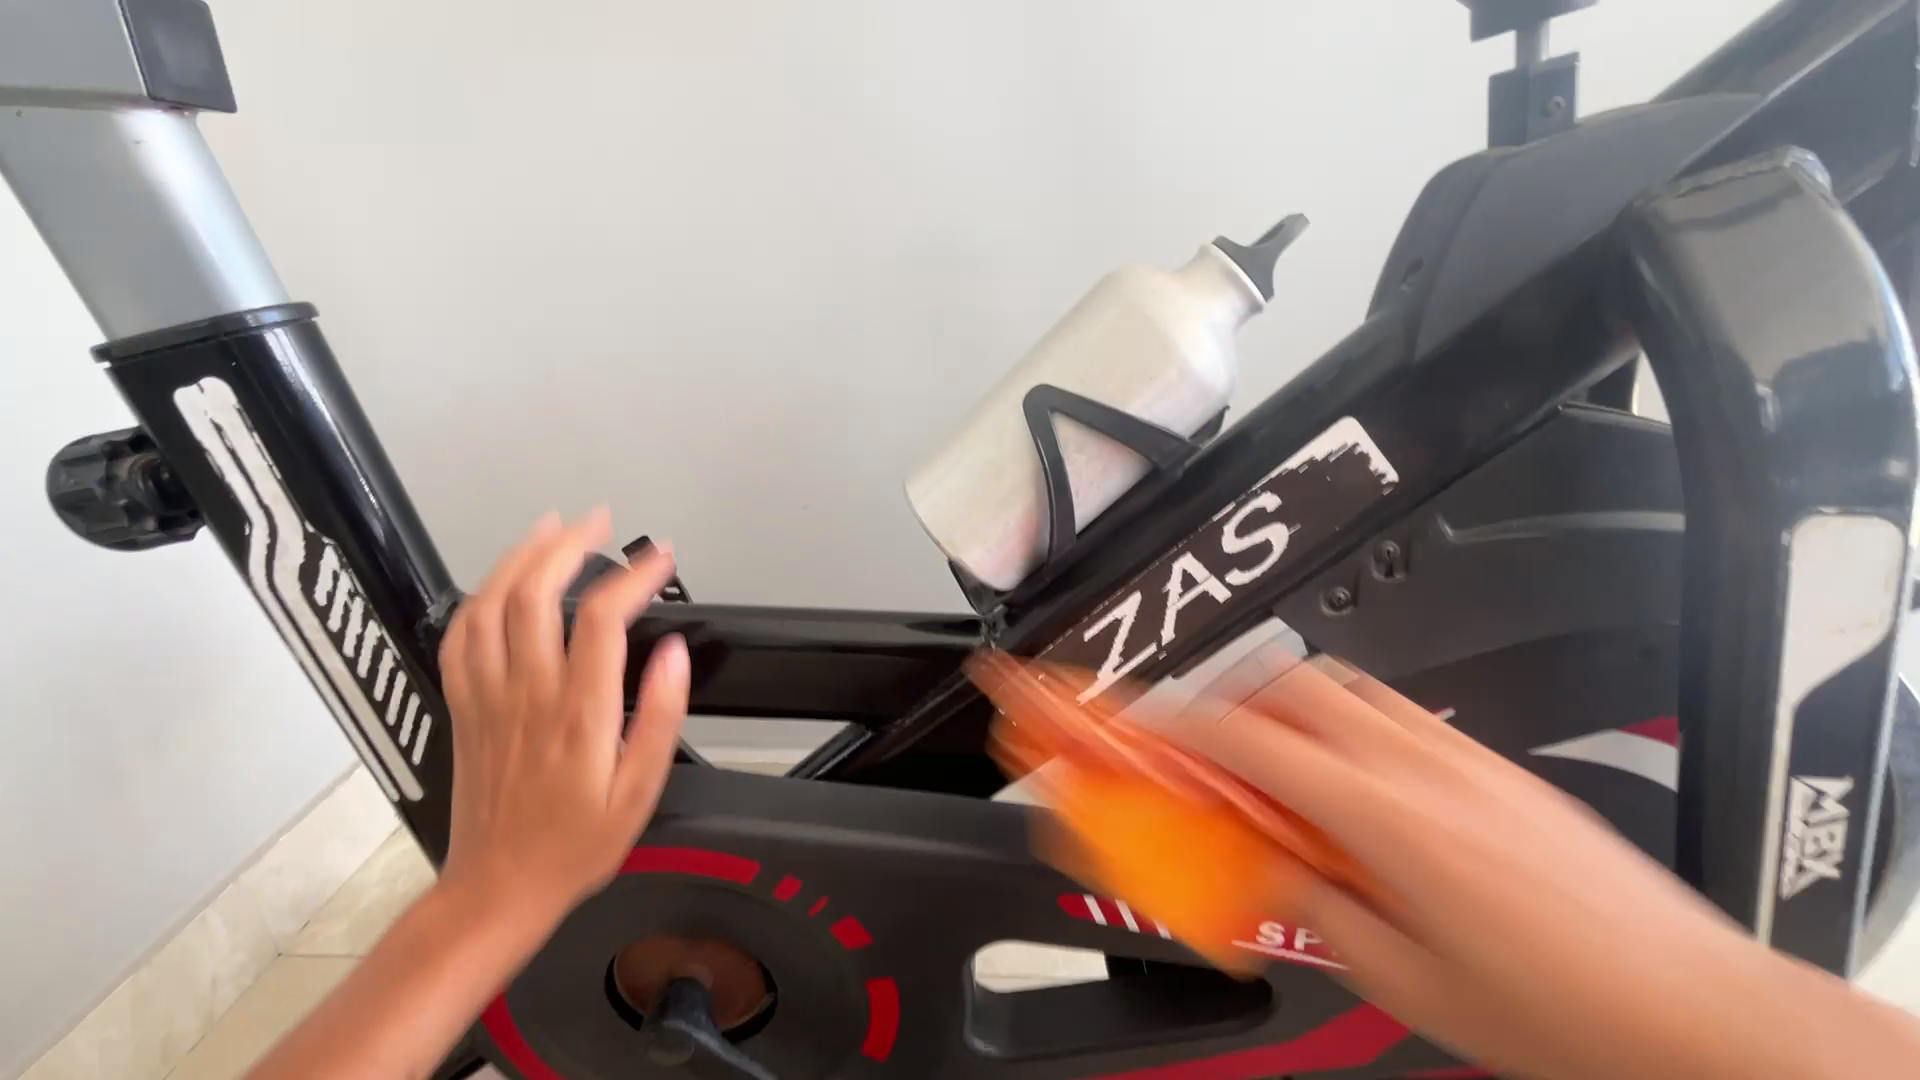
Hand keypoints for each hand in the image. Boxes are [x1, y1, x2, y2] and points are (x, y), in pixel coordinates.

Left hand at [437, 508, 689, 924]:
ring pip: (489, 606)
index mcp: (576, 713)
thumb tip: (672, 655)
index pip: (601, 620)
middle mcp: (526, 695)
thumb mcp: (640, 791)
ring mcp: (487, 698)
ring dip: (520, 557)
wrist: (498, 889)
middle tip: (600, 521)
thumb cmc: (576, 843)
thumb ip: (659, 717)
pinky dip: (478, 597)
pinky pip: (459, 638)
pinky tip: (498, 582)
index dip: (633, 577)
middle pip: (534, 594)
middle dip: (569, 545)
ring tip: (550, 528)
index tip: (662, 557)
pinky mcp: (464, 708)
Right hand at [1163, 654, 1822, 1079]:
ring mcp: (1460, 757)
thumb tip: (1261, 868)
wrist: (1698, 1014)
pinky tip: (1344, 764)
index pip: (1255, 740)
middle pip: (1294, 682)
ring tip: (1265, 747)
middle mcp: (1420, 767)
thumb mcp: (1401, 980)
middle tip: (1203, 735)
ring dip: (1284, 699)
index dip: (1186, 725)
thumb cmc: (1562, 1012)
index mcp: (1386, 818)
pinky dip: (1342, 715)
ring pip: (1343, 683)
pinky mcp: (1491, 764)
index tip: (1151, 724)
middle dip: (1228, 695)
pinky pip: (1393, 706)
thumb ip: (1312, 906)